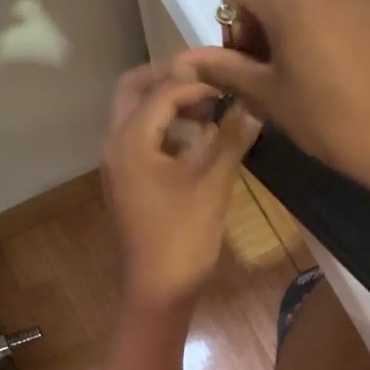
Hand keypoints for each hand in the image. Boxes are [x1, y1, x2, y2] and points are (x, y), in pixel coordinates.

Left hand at [100, 60, 261, 310]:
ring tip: (210, 109)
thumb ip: (231, 138)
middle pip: (134, 90)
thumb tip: (253, 105)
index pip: (162, 90)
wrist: (160, 289)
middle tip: (209, 81)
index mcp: (131, 140)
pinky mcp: (127, 181)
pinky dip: (165, 128)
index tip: (230, 81)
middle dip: (170, 80)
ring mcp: (118, 164)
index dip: (197, 81)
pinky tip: (198, 140)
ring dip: (167, 103)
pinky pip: (140, 138)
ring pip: (135, 114)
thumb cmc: (184, 236)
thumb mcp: (213, 183)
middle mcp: (115, 144)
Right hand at [178, 0, 369, 188]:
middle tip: (273, 68)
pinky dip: (328, 26)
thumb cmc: (327, 121)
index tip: (249, 51)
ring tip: (310, 72)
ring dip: (295, 22)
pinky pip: (340, 5)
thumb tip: (184, 60)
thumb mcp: (268, 97)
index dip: (231, 9)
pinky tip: (342, 71)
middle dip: (261, 17)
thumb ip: (224, 68)